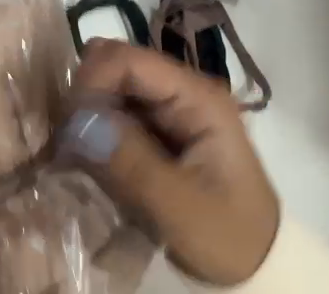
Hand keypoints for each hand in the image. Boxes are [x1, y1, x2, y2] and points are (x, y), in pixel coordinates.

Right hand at [58, 38, 279, 286]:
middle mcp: (181, 88)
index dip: (90, 82)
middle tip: (69, 141)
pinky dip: (94, 125)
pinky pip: (113, 107)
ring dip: (85, 112)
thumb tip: (77, 122)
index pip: (126, 59)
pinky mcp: (157, 124)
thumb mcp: (180, 210)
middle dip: (84, 96)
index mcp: (197, 97)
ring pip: (108, 84)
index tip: (70, 126)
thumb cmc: (226, 237)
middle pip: (113, 64)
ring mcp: (169, 105)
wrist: (259, 269)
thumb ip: (130, 163)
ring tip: (74, 151)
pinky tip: (87, 155)